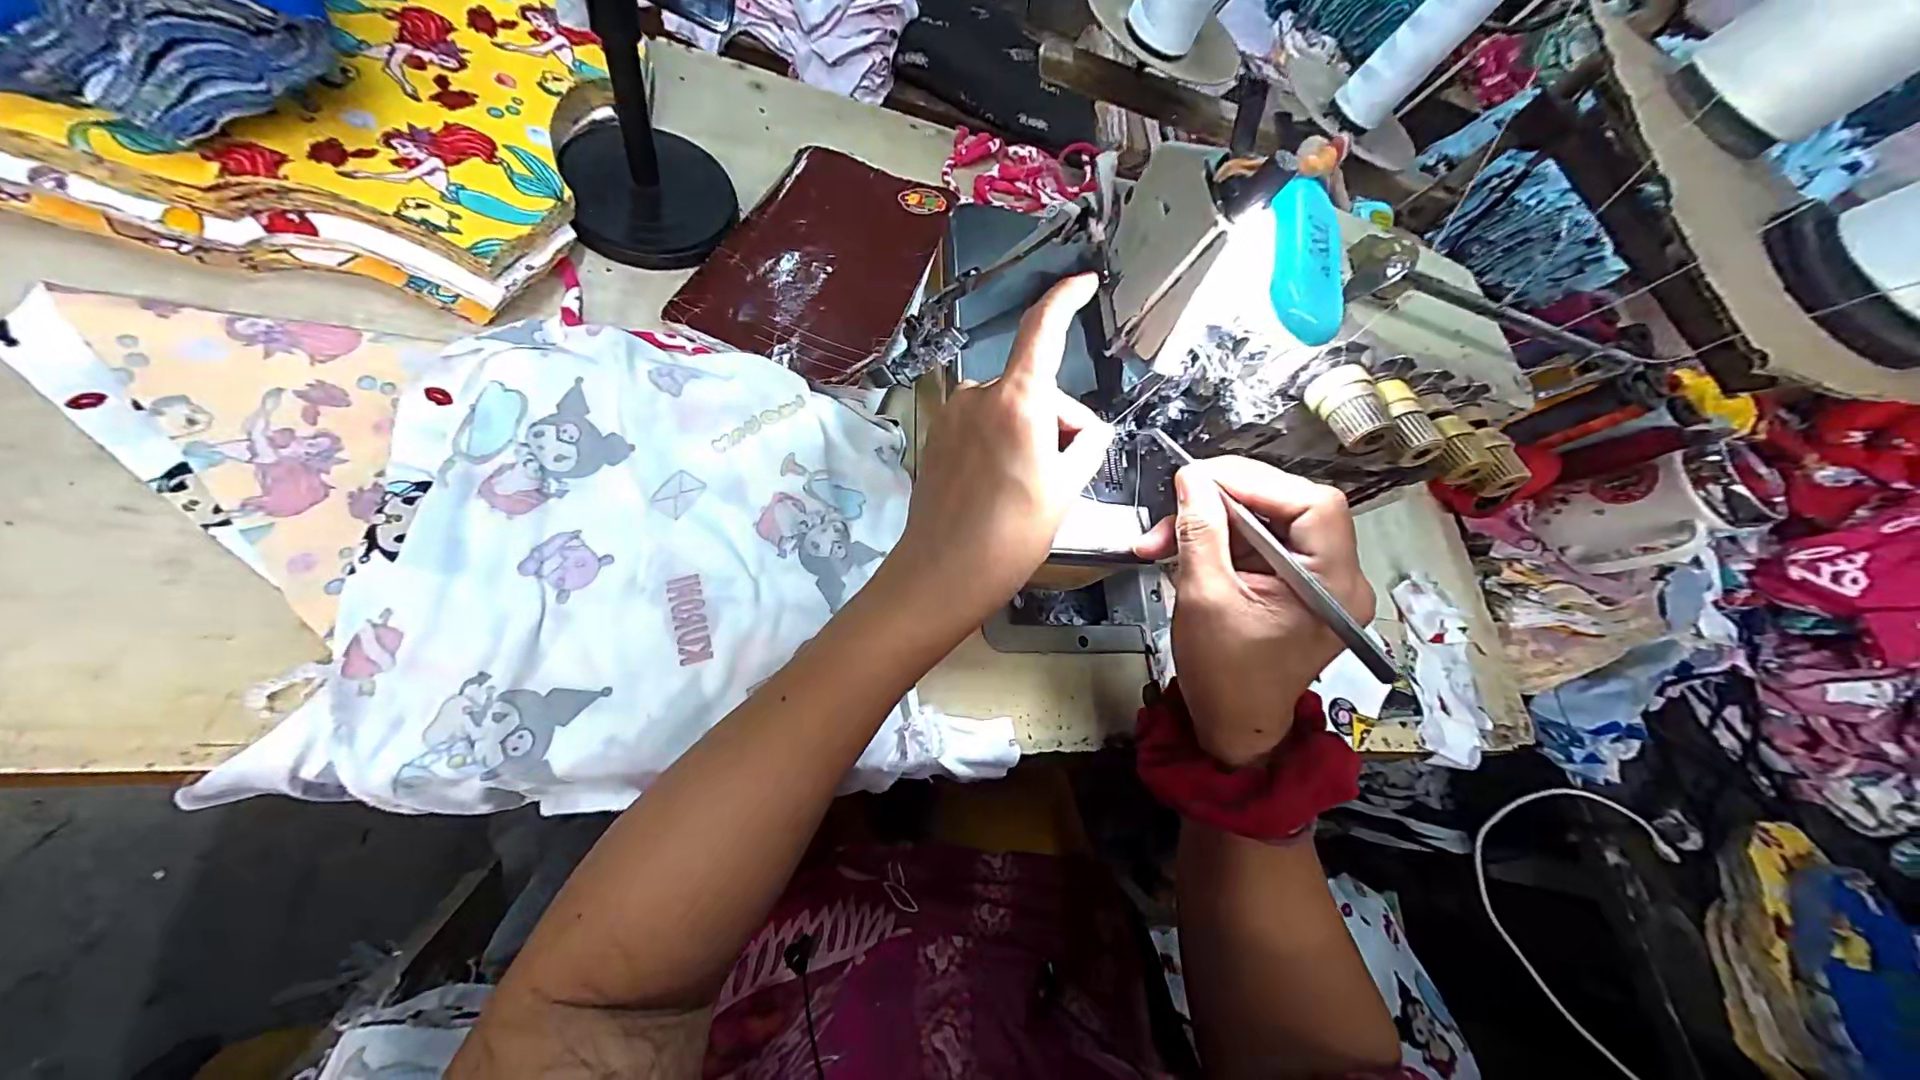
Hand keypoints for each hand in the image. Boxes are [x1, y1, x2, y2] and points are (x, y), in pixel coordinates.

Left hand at [881, 273, 1114, 626]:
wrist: (944, 572)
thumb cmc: (1006, 536)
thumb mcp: (1065, 489)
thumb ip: (1086, 445)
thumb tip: (1091, 433)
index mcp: (1017, 399)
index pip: (1043, 327)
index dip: (1066, 299)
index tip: (1081, 283)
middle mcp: (979, 397)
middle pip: (1036, 388)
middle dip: (1059, 422)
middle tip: (1063, 474)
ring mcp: (953, 417)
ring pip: (1010, 409)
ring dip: (1030, 436)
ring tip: (1031, 489)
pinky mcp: (940, 437)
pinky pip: (984, 426)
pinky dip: (1003, 445)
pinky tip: (1003, 487)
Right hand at [1134, 457, 1372, 766]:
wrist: (1233, 724)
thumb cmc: (1226, 678)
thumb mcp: (1203, 597)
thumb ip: (1200, 531)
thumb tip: (1192, 480)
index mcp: (1332, 587)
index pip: (1311, 504)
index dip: (1255, 482)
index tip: (1202, 478)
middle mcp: (1337, 579)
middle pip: (1288, 506)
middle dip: (1225, 499)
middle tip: (1179, 500)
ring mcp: (1316, 582)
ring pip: (1266, 521)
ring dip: (1211, 521)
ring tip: (1162, 537)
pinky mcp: (1293, 585)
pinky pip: (1258, 543)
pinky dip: (1218, 539)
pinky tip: (1182, 547)